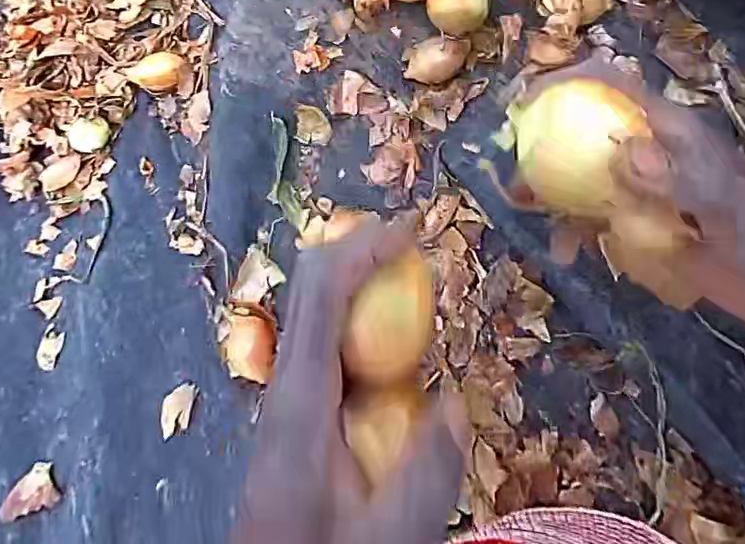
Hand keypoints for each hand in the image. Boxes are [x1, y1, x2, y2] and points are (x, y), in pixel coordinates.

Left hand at [232, 216, 468, 543]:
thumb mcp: (388, 537)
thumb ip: (428, 473)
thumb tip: (456, 402)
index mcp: (303, 397)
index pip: (323, 290)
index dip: (364, 249)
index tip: (409, 231)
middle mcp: (288, 378)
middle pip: (311, 281)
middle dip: (358, 247)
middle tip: (409, 239)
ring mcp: (288, 387)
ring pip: (315, 302)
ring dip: (357, 273)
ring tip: (404, 269)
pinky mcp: (298, 401)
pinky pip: (325, 332)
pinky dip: (357, 308)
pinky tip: (391, 332)